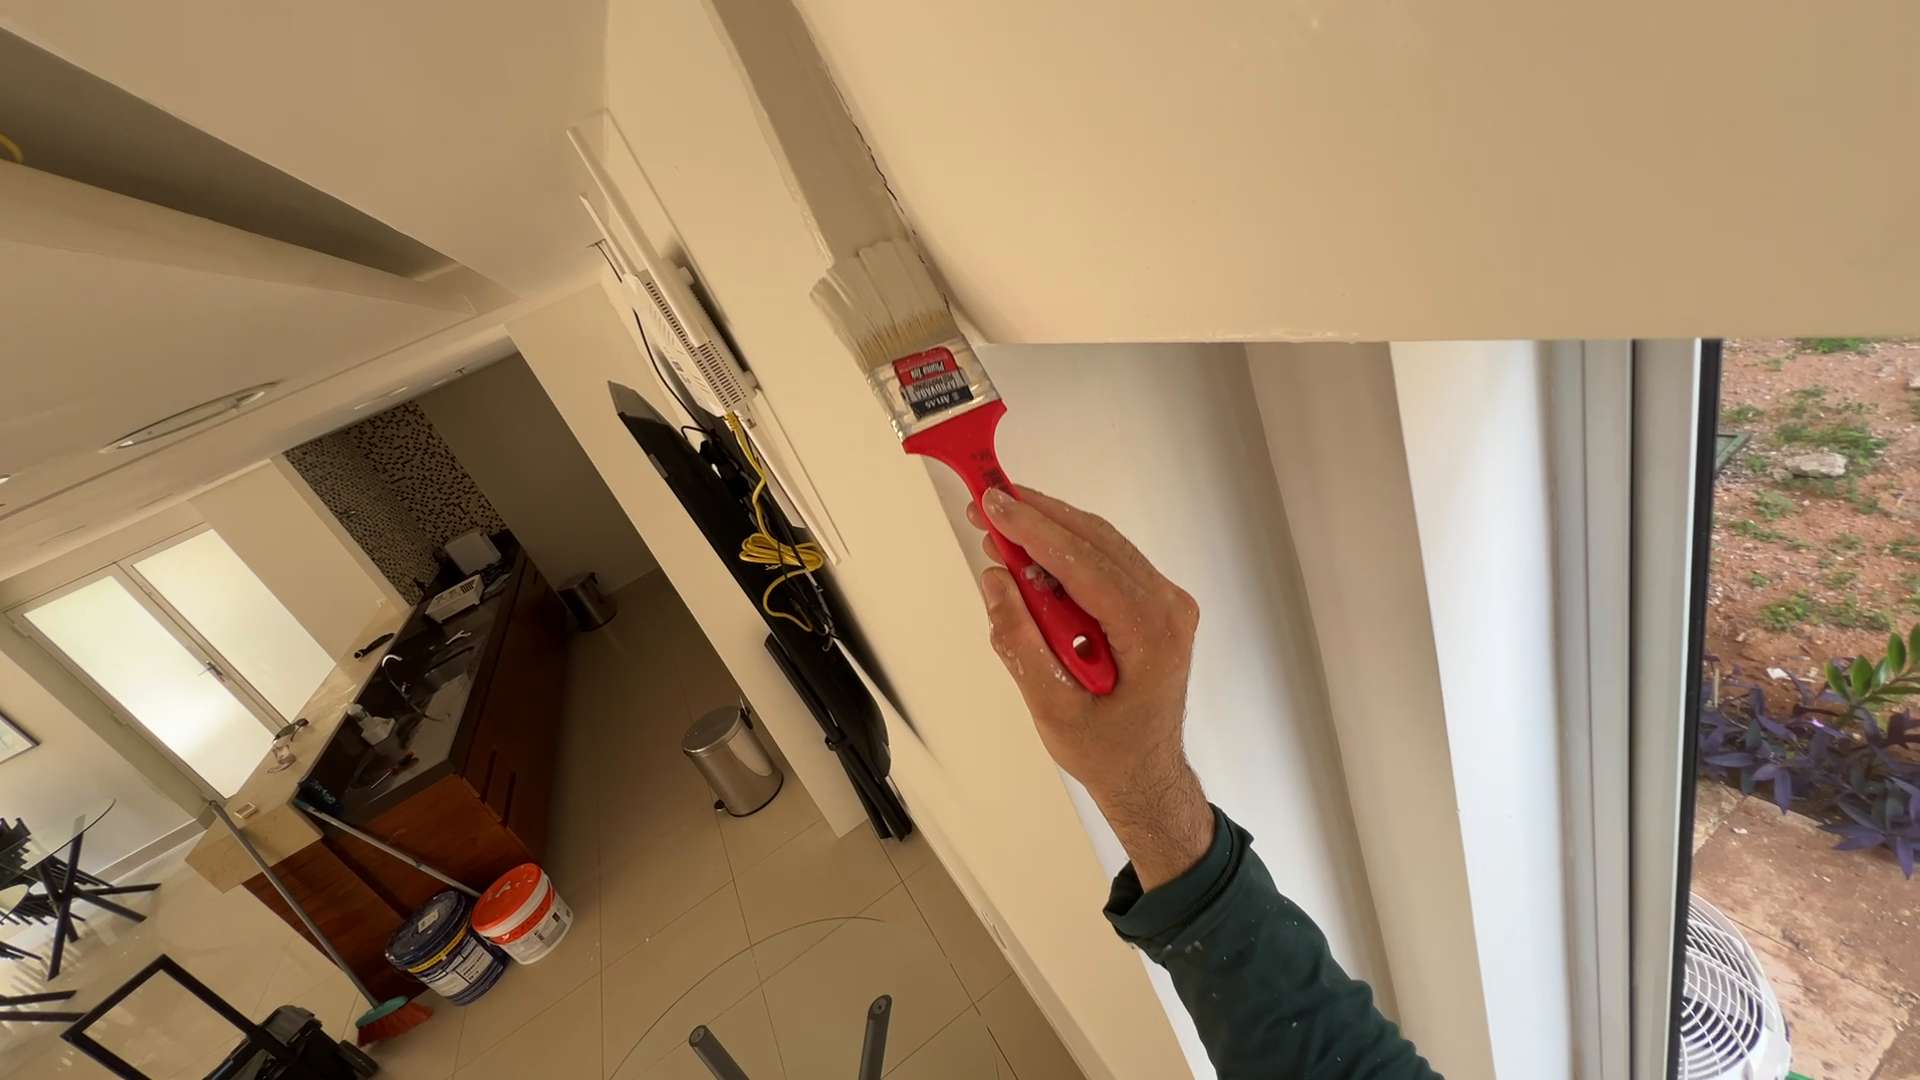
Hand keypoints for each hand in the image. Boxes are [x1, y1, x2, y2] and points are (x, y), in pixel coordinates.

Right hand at [971, 487, 1213, 887]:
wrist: (1146, 774)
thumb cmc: (1107, 751)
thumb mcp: (1052, 707)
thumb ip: (1019, 642)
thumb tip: (995, 581)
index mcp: (1151, 633)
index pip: (1085, 563)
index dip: (1034, 530)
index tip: (993, 506)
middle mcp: (1166, 607)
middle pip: (1094, 541)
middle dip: (1037, 518)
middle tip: (987, 503)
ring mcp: (1163, 602)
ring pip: (1100, 544)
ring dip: (1048, 529)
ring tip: (1000, 522)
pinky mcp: (1150, 603)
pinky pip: (1105, 560)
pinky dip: (1064, 549)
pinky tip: (1030, 550)